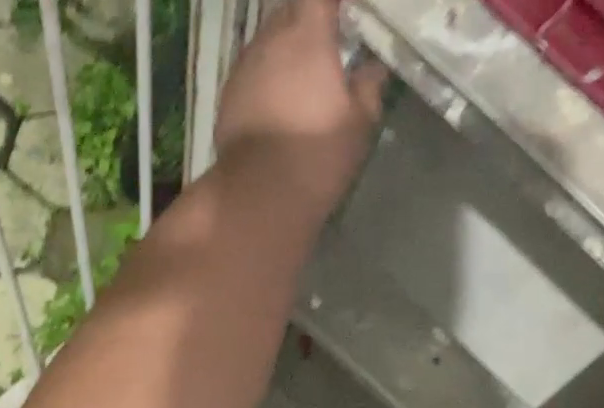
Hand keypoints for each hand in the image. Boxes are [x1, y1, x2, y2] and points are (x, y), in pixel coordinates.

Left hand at [215, 0, 387, 209]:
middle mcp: (271, 39)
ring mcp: (245, 65)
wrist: (262, 193)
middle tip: (330, 44)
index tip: (346, 13)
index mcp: (308, 36)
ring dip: (287, 49)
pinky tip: (281, 102)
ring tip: (305, 76)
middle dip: (309, 20)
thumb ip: (368, 87)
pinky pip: (253, 69)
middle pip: (290, 10)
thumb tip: (374, 68)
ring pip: (268, 39)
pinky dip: (269, 75)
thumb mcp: (359, 124)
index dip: (332, 3)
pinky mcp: (229, 93)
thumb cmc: (319, 153)